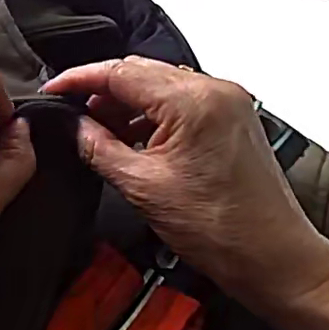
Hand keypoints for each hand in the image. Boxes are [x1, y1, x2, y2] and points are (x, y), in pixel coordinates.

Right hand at [43, 57, 328, 313]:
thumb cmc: (222, 230)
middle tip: (72, 111)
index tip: (55, 90)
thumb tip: (76, 127)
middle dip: (102, 90)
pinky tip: (131, 135)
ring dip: (127, 103)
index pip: (121, 72)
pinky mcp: (232, 118)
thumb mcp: (142, 187)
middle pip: (142, 73)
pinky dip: (153, 114)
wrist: (273, 257)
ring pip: (161, 86)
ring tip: (98, 128)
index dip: (80, 79)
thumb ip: (99, 148)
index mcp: (193, 101)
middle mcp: (216, 91)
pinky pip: (182, 103)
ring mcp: (228, 103)